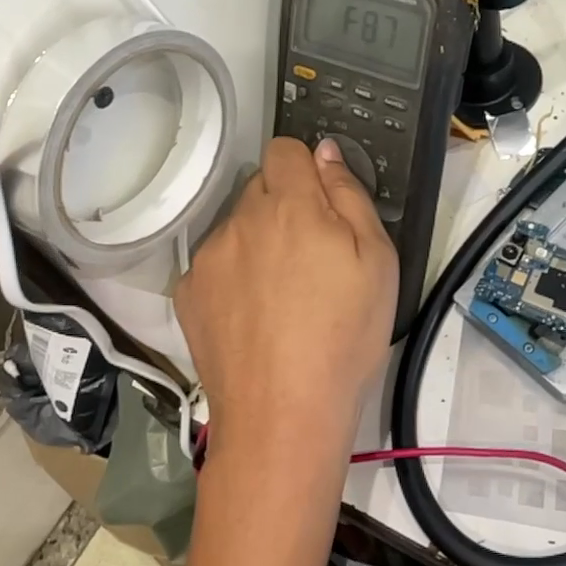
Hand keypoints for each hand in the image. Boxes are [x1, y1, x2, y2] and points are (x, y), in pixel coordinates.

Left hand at [175, 136, 397, 437]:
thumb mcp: (377, 260)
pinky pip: (215, 264)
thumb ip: (349, 194)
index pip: (285, 149)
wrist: (282, 416)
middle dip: (284, 208)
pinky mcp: (189, 293)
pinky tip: (253, 317)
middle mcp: (240, 221)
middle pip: (260, 187)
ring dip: (257, 241)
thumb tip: (324, 152)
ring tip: (282, 296)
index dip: (306, 169)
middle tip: (312, 258)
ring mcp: (209, 258)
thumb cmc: (344, 337)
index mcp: (289, 206)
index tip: (322, 205)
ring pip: (237, 226)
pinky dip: (233, 276)